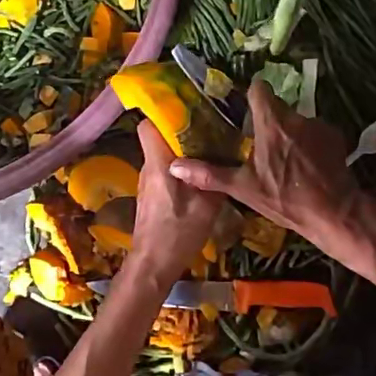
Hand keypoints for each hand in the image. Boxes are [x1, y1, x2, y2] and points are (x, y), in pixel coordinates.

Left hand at [126, 120, 227, 284]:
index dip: (163, 114)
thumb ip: (214, 178)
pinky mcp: (151, 195)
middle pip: (158, 138)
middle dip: (180, 131)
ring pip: (162, 155)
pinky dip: (178, 169)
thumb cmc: (178, 232)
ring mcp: (147, 182)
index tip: (187, 110)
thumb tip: (228, 154)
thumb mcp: (207, 205)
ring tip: (208, 151)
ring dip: (181, 151)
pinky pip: (163, 171)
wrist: (153, 265)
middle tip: (208, 129)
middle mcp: (148, 168)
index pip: (148, 125)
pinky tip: (199, 178)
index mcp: (158, 164)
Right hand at [168, 80, 364, 245]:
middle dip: (268, 119)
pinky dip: (309, 142)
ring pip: (296, 120)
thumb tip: (175, 166)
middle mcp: (296, 117)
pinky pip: (315, 131)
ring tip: (284, 157)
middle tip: (258, 141)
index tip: (243, 108)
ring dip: (289, 132)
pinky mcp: (335, 136)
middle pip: (277, 106)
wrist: (334, 212)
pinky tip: (306, 164)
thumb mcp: (243, 189)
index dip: (251, 94)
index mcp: (271, 123)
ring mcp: (318, 125)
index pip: (259, 88)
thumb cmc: (285, 199)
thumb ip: (209, 174)